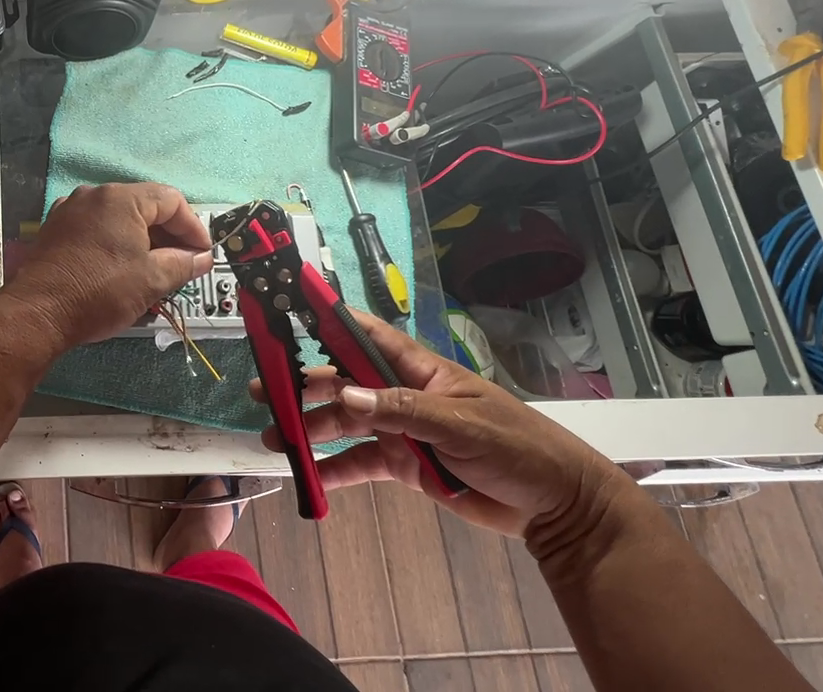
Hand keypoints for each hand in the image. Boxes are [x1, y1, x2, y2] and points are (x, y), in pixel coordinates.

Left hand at [0, 183, 213, 351]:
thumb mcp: (151, 280)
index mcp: (120, 198)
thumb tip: (203, 257)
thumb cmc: (99, 292)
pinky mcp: (56, 229)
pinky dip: (115, 243)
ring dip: (142, 240)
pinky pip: (96, 228)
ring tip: (154, 271)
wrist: (38, 312)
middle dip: (168, 234)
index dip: (193, 226)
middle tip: (183, 264)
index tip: (202, 253)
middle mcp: (94, 195)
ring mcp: (70, 210)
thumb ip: (183, 263)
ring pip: (119, 218)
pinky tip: (121, 269)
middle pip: (144, 206)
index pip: (171, 200)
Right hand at [250, 307, 629, 541]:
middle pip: (344, 381)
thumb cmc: (518, 448)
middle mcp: (402, 394)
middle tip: (265, 392)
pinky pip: (361, 462)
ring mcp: (402, 429)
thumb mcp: (461, 424)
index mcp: (419, 370)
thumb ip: (400, 409)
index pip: (366, 335)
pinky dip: (335, 469)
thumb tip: (344, 393)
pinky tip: (311, 477)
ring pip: (345, 422)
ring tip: (275, 439)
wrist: (557, 507)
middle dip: (304, 385)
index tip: (288, 314)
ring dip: (311, 429)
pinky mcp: (405, 464)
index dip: (328, 321)